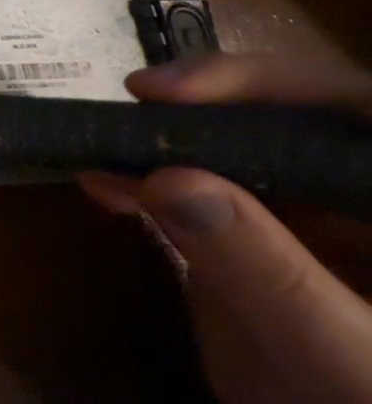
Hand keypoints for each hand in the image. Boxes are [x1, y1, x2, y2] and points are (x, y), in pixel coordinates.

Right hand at [78, 53, 371, 403]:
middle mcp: (362, 200)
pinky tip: (107, 188)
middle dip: (210, 107)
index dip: (266, 83)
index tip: (169, 90)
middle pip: (297, 122)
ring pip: (253, 154)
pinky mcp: (283, 250)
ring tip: (102, 150)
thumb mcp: (339, 364)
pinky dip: (159, 185)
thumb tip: (167, 179)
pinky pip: (222, 195)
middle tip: (135, 102)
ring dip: (172, 145)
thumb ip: (268, 275)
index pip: (353, 109)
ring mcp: (332, 227)